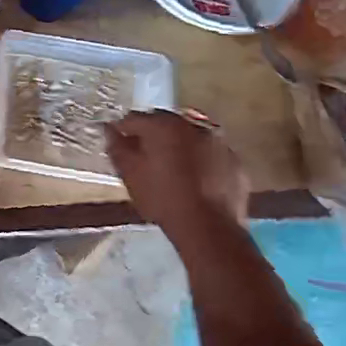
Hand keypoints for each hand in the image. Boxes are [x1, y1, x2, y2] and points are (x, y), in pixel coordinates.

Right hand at [105, 110, 250, 229]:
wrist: (208, 227)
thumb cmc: (161, 197)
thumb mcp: (129, 173)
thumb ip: (117, 147)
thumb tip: (110, 129)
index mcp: (164, 125)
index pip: (134, 118)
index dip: (122, 131)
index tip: (119, 146)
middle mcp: (194, 126)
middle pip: (164, 123)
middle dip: (152, 135)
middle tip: (144, 157)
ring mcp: (218, 142)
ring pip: (190, 136)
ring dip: (178, 145)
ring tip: (171, 168)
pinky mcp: (235, 161)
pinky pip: (210, 153)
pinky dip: (200, 159)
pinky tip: (194, 180)